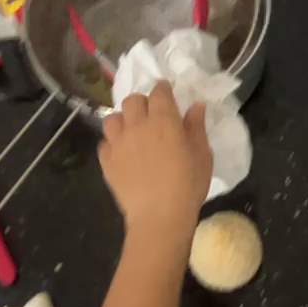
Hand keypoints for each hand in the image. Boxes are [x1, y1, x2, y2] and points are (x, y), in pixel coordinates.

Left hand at [99, 82, 212, 234]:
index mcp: (163, 120)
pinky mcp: (106, 161)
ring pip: (113, 118)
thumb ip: (196, 127)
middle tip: (152, 115)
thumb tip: (195, 106)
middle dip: (143, 103)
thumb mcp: (202, 155)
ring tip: (133, 132)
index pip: (159, 92)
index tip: (168, 93)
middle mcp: (137, 125)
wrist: (159, 217)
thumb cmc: (188, 185)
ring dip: (124, 120)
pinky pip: (105, 142)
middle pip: (133, 100)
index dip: (163, 89)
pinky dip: (114, 142)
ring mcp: (118, 143)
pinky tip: (124, 153)